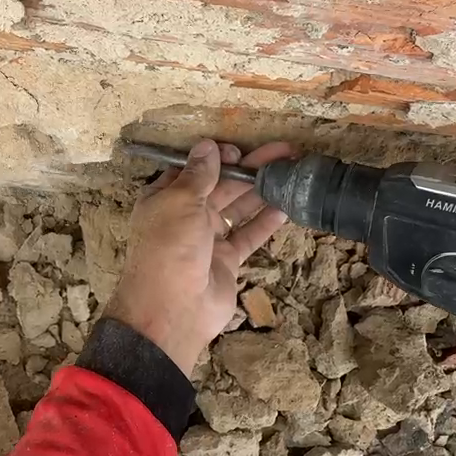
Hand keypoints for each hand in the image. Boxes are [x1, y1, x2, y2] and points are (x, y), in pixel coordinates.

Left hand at [105, 139, 293, 373]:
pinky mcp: (226, 260)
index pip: (193, 170)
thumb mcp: (180, 202)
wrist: (172, 310)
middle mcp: (185, 216)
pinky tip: (286, 206)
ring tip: (291, 173)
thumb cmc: (169, 247)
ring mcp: (206, 239)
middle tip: (283, 152)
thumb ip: (199, 175)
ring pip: (238, 208)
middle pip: (221, 186)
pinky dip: (265, 222)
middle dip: (249, 169)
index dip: (216, 158)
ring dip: (262, 191)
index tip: (238, 151)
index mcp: (165, 198)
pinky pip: (248, 235)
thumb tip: (207, 145)